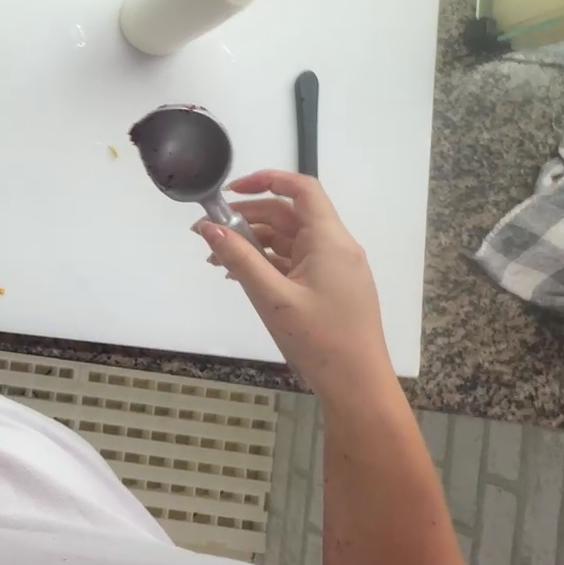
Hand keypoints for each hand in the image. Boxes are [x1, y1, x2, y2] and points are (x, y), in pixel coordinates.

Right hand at [195, 170, 392, 398]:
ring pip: (286, 239)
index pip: (301, 189)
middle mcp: (335, 247)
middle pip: (288, 215)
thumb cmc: (319, 338)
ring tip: (215, 260)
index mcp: (330, 241)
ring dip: (251, 243)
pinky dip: (263, 262)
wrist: (356, 384)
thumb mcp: (271, 297)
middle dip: (246, 218)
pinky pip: (290, 261)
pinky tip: (237, 276)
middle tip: (207, 232)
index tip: (229, 191)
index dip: (266, 180)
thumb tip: (208, 228)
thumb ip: (238, 258)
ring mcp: (332, 268)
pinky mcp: (326, 286)